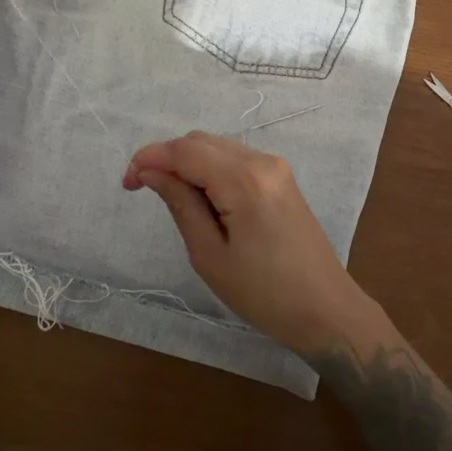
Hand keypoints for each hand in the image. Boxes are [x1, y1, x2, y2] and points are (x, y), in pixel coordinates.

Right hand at [123, 132, 380, 353]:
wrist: (325, 309)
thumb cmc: (263, 293)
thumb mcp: (210, 254)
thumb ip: (180, 204)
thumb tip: (152, 172)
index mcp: (244, 180)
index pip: (185, 150)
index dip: (150, 158)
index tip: (127, 183)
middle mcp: (262, 161)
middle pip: (201, 141)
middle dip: (167, 158)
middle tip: (142, 189)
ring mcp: (276, 167)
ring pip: (218, 147)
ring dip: (188, 162)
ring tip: (169, 196)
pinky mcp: (282, 178)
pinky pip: (235, 159)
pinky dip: (210, 168)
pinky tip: (200, 197)